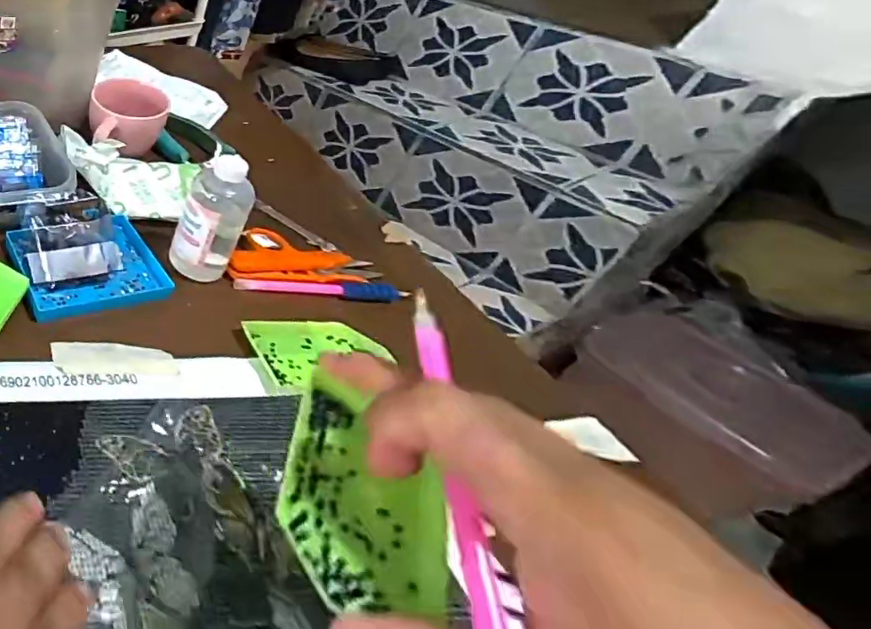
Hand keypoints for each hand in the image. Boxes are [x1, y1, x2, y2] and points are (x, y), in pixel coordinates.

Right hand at [321, 353, 823, 628]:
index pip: (449, 411)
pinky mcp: (646, 532)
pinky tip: (475, 503)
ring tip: (388, 425)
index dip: (389, 418)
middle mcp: (586, 484)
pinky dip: (482, 459)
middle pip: (473, 405)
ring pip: (507, 430)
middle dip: (396, 388)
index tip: (371, 472)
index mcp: (559, 506)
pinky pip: (541, 466)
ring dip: (437, 421)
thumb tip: (343, 619)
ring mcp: (622, 504)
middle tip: (332, 374)